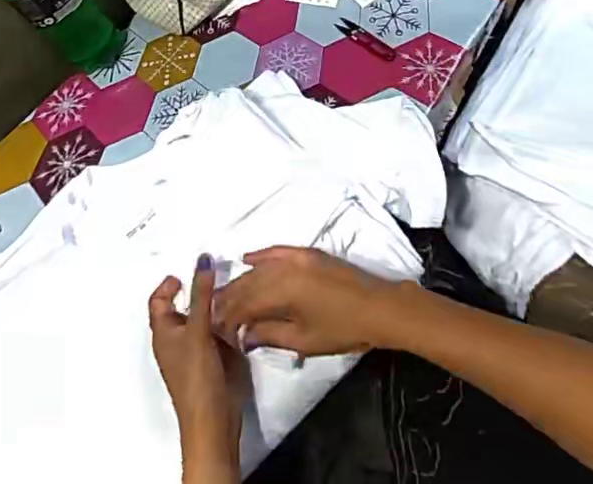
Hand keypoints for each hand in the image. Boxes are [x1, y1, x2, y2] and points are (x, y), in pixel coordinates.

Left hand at [149, 255, 243, 478]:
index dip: (169, 284)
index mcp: (163, 332)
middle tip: (218, 276)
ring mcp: (194, 351)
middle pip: (183, 307)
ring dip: (215, 306)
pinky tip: (240, 314)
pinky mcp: (212, 361)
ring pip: (202, 319)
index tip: (188, 272)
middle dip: (198, 291)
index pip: (158, 300)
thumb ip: (202, 294)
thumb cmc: (197, 376)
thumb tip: (202, 258)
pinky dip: (225, 321)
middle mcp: (176, 340)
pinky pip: (217, 332)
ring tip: (233, 291)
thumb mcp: (198, 330)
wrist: (214, 422)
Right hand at [210, 246, 408, 357]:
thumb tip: (244, 335)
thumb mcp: (305, 340)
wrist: (378, 308)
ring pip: (260, 268)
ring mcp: (296, 257)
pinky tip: (246, 258)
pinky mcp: (307, 253)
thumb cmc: (343, 329)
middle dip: (230, 297)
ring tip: (226, 292)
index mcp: (283, 290)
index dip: (229, 314)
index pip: (245, 302)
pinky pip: (277, 251)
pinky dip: (260, 255)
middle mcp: (285, 267)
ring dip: (241, 280)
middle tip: (214, 310)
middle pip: (249, 282)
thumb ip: (270, 334)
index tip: (216, 326)